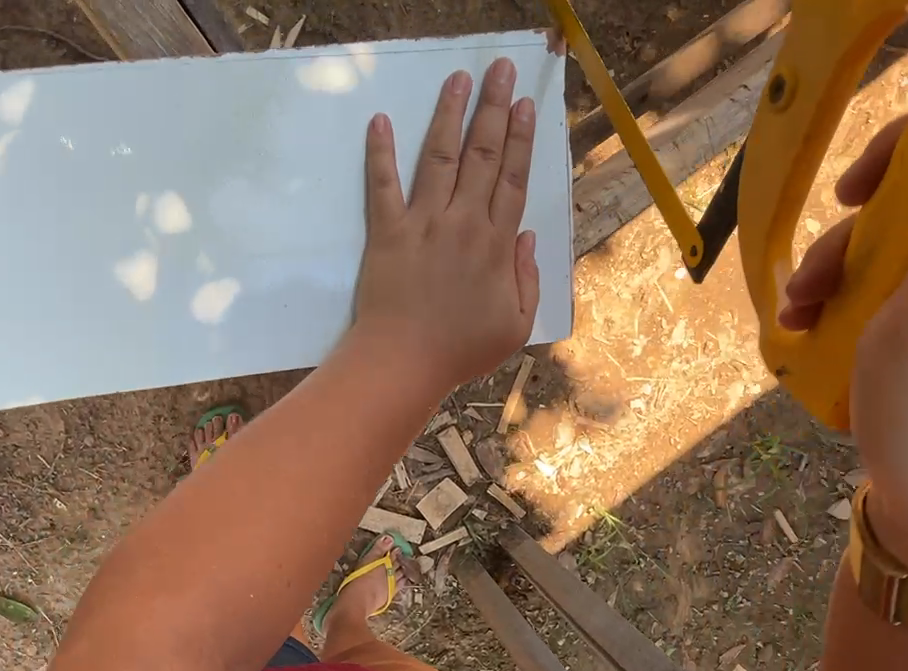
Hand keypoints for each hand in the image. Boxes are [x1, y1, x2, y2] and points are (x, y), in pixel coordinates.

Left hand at [350, 58, 539, 391]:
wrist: (404, 364)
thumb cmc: (460, 351)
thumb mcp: (516, 327)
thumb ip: (527, 280)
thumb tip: (527, 238)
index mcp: (496, 245)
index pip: (513, 180)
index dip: (520, 139)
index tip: (523, 104)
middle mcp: (463, 223)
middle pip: (482, 156)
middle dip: (493, 108)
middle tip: (499, 69)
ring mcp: (423, 224)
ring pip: (439, 158)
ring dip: (449, 115)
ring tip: (457, 79)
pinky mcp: (387, 233)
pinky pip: (383, 186)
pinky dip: (380, 152)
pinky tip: (380, 121)